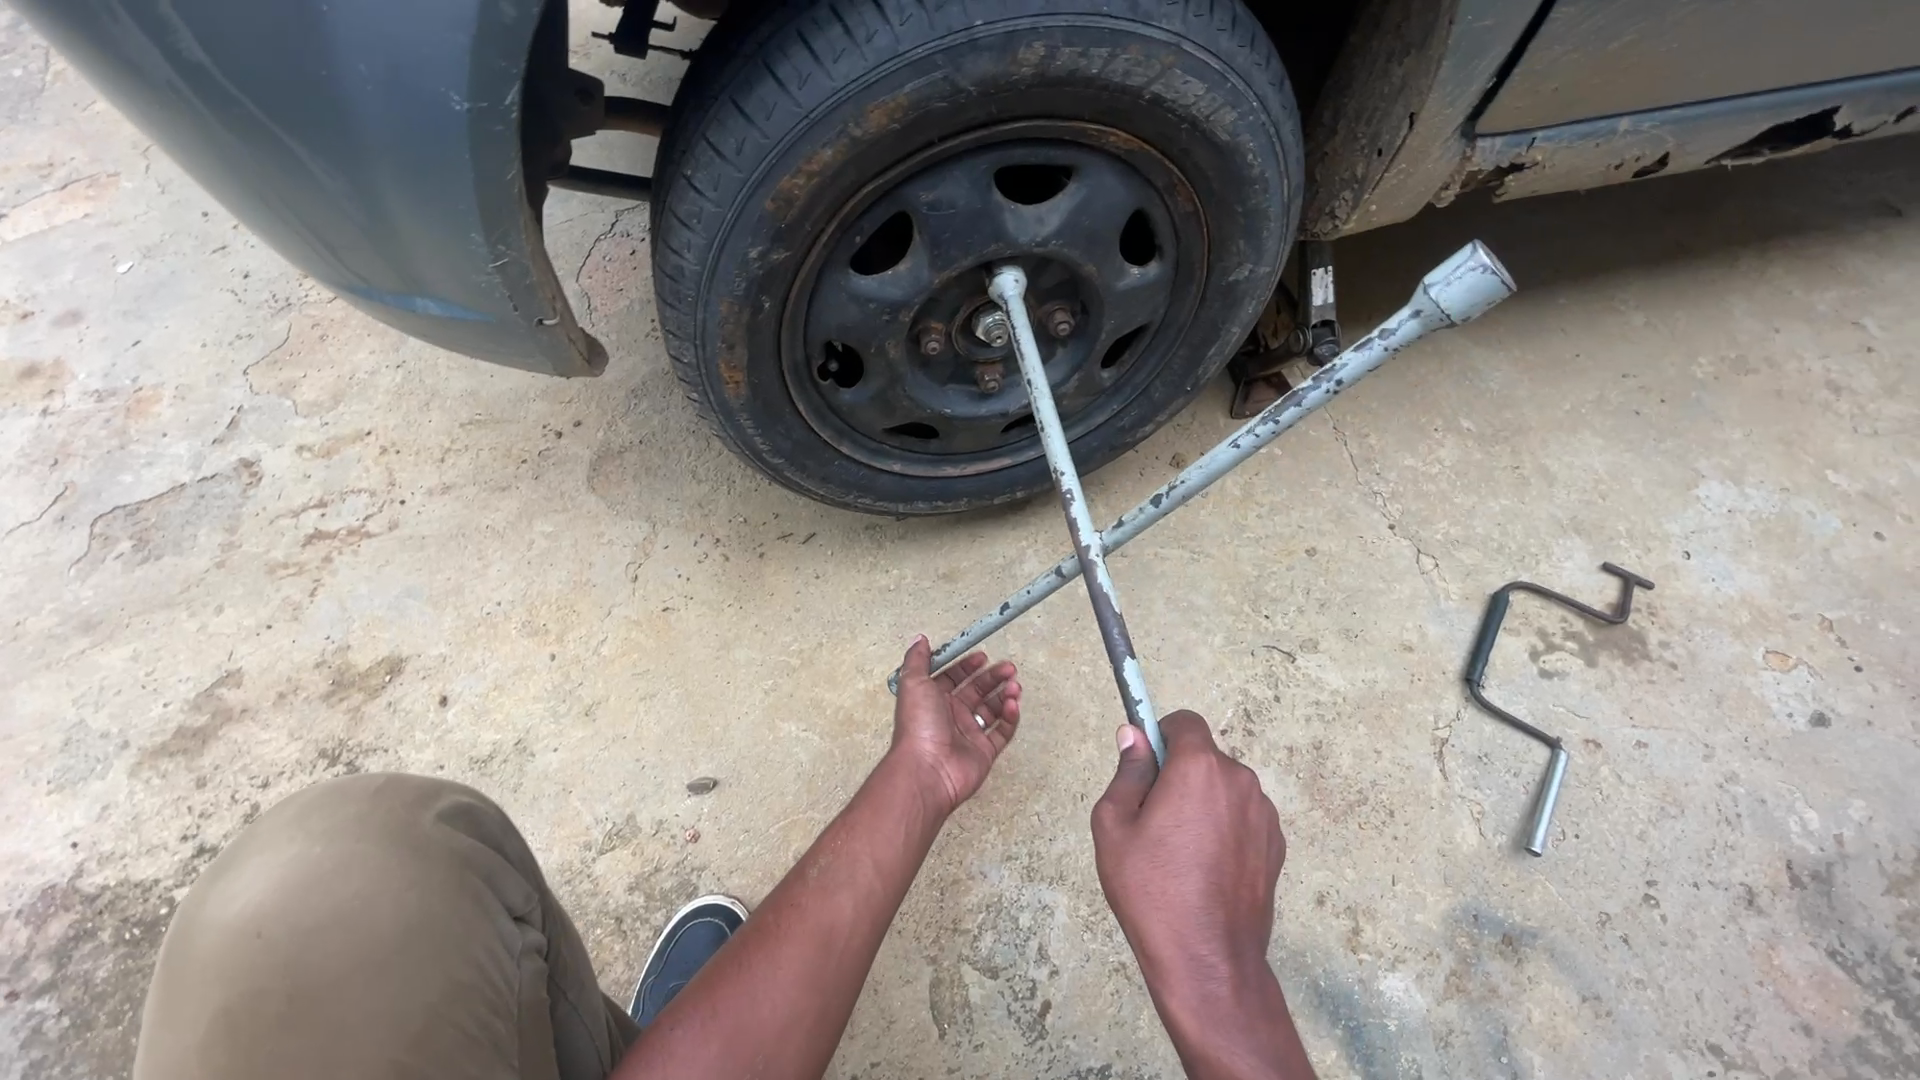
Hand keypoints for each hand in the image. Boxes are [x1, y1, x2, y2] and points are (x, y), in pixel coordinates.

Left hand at [887, 636, 1021, 817]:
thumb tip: (919, 639)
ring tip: (1014, 685)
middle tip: (1008, 668)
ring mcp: (968, 734)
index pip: (954, 677)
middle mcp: (950, 716)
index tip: (982, 656)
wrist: (927, 769)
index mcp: (933, 699)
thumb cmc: (918, 727)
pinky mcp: (984, 752)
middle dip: (993, 677)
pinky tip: (1012, 705)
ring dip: (1004, 695)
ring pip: (992, 710)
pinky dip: (1010, 718)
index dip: (968, 666)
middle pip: (977, 691)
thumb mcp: (913, 683)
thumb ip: (917, 659)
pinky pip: (1002, 732)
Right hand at [1093, 712, 1310, 1078]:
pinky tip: (1205, 869)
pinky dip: (1224, 828)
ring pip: (1223, 789)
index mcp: (1200, 768)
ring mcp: (1264, 814)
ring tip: (1179, 852)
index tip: (1145, 766)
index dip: (1161, 736)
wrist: (1207, 960)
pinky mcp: (1276, 845)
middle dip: (1179, 775)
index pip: (1184, 722)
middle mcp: (1240, 781)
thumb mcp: (1114, 825)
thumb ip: (1128, 771)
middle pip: (1204, 758)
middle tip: (1153, 820)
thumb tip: (1133, 735)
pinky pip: (1242, 817)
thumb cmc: (1151, 890)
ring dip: (1203, 802)